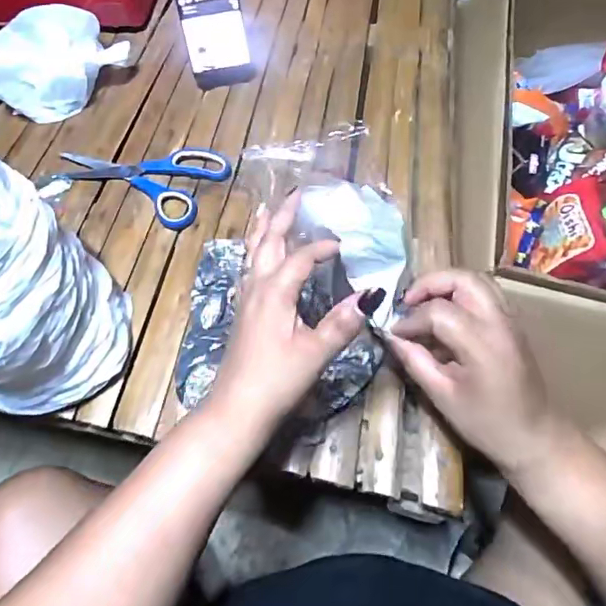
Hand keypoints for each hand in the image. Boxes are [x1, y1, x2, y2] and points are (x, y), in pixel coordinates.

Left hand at [206, 192, 366, 437]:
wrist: (235, 410)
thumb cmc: (276, 380)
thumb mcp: (314, 353)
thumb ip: (341, 323)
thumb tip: (371, 294)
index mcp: (275, 292)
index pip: (301, 258)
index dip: (322, 247)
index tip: (343, 246)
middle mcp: (257, 288)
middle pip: (268, 242)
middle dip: (283, 217)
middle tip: (296, 194)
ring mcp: (246, 299)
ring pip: (253, 253)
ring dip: (264, 229)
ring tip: (268, 209)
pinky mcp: (243, 312)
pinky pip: (249, 267)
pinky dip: (256, 250)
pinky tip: (258, 256)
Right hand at [385, 270, 566, 476]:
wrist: (534, 437)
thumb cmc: (487, 423)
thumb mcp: (443, 397)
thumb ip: (416, 362)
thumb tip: (393, 338)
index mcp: (481, 342)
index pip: (438, 311)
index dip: (411, 319)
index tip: (394, 334)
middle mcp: (499, 320)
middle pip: (462, 278)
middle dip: (430, 283)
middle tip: (408, 302)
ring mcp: (510, 318)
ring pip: (477, 279)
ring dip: (447, 283)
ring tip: (425, 303)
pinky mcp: (513, 322)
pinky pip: (486, 291)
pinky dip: (463, 291)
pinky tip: (447, 312)